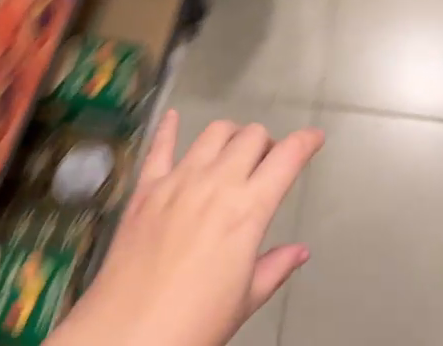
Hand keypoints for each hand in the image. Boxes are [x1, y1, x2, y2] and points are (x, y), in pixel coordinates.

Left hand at [51, 112, 323, 345]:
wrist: (127, 337)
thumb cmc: (193, 324)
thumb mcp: (245, 301)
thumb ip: (275, 268)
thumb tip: (299, 252)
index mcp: (248, 210)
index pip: (287, 158)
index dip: (306, 142)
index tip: (314, 137)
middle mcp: (216, 183)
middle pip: (252, 136)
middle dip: (266, 143)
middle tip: (267, 161)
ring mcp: (178, 181)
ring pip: (214, 133)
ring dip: (231, 135)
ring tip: (232, 150)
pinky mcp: (146, 188)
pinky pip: (160, 146)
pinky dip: (169, 129)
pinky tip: (174, 118)